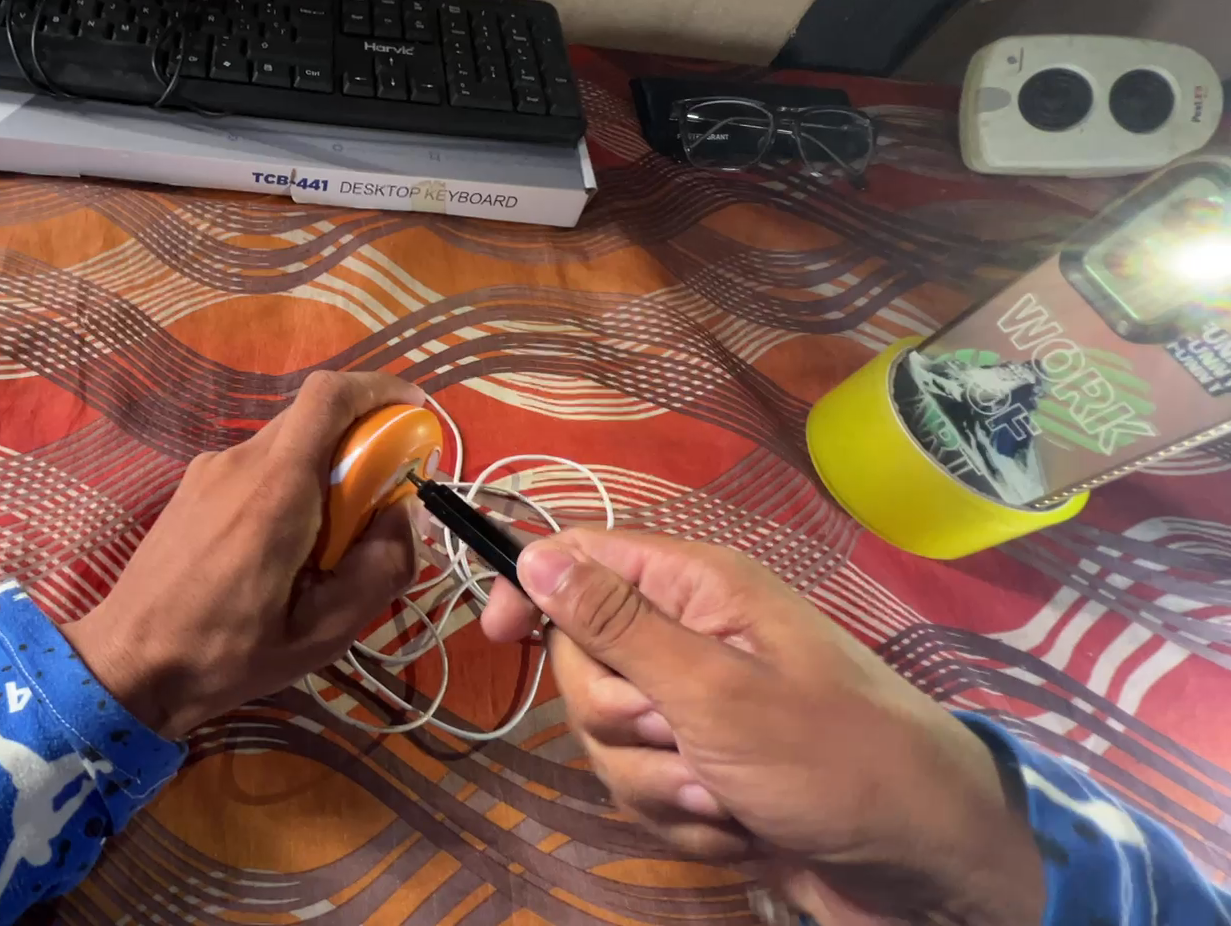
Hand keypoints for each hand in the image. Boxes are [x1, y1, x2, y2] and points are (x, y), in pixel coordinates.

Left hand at [61, 371, 422, 739]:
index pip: (329, 396)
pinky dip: (289, 479)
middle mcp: (240, 460)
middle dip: (361, 438)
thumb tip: (406, 511)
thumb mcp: (325, 632)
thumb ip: (382, 566)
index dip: (379, 389)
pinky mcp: (192, 484)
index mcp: (277, 487)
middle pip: (313, 416)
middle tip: (381, 496)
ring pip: (285, 440)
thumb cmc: (228, 653)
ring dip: (323, 466)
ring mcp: (209, 467)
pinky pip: (257, 463)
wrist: (128, 662)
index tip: (414, 413)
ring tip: (327, 538)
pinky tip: (279, 544)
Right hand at [481, 530, 1043, 925]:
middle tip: (673, 733)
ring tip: (720, 792)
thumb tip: (533, 556)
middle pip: (578, 652)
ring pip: (600, 725)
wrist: (934, 875)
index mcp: (689, 586)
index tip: (497, 634)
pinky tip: (732, 821)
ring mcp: (685, 696)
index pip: (577, 556)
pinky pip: (633, 774)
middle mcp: (680, 630)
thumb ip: (615, 622)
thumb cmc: (835, 759)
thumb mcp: (715, 689)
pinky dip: (675, 807)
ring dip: (650, 772)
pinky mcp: (691, 755)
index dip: (529, 585)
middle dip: (613, 710)